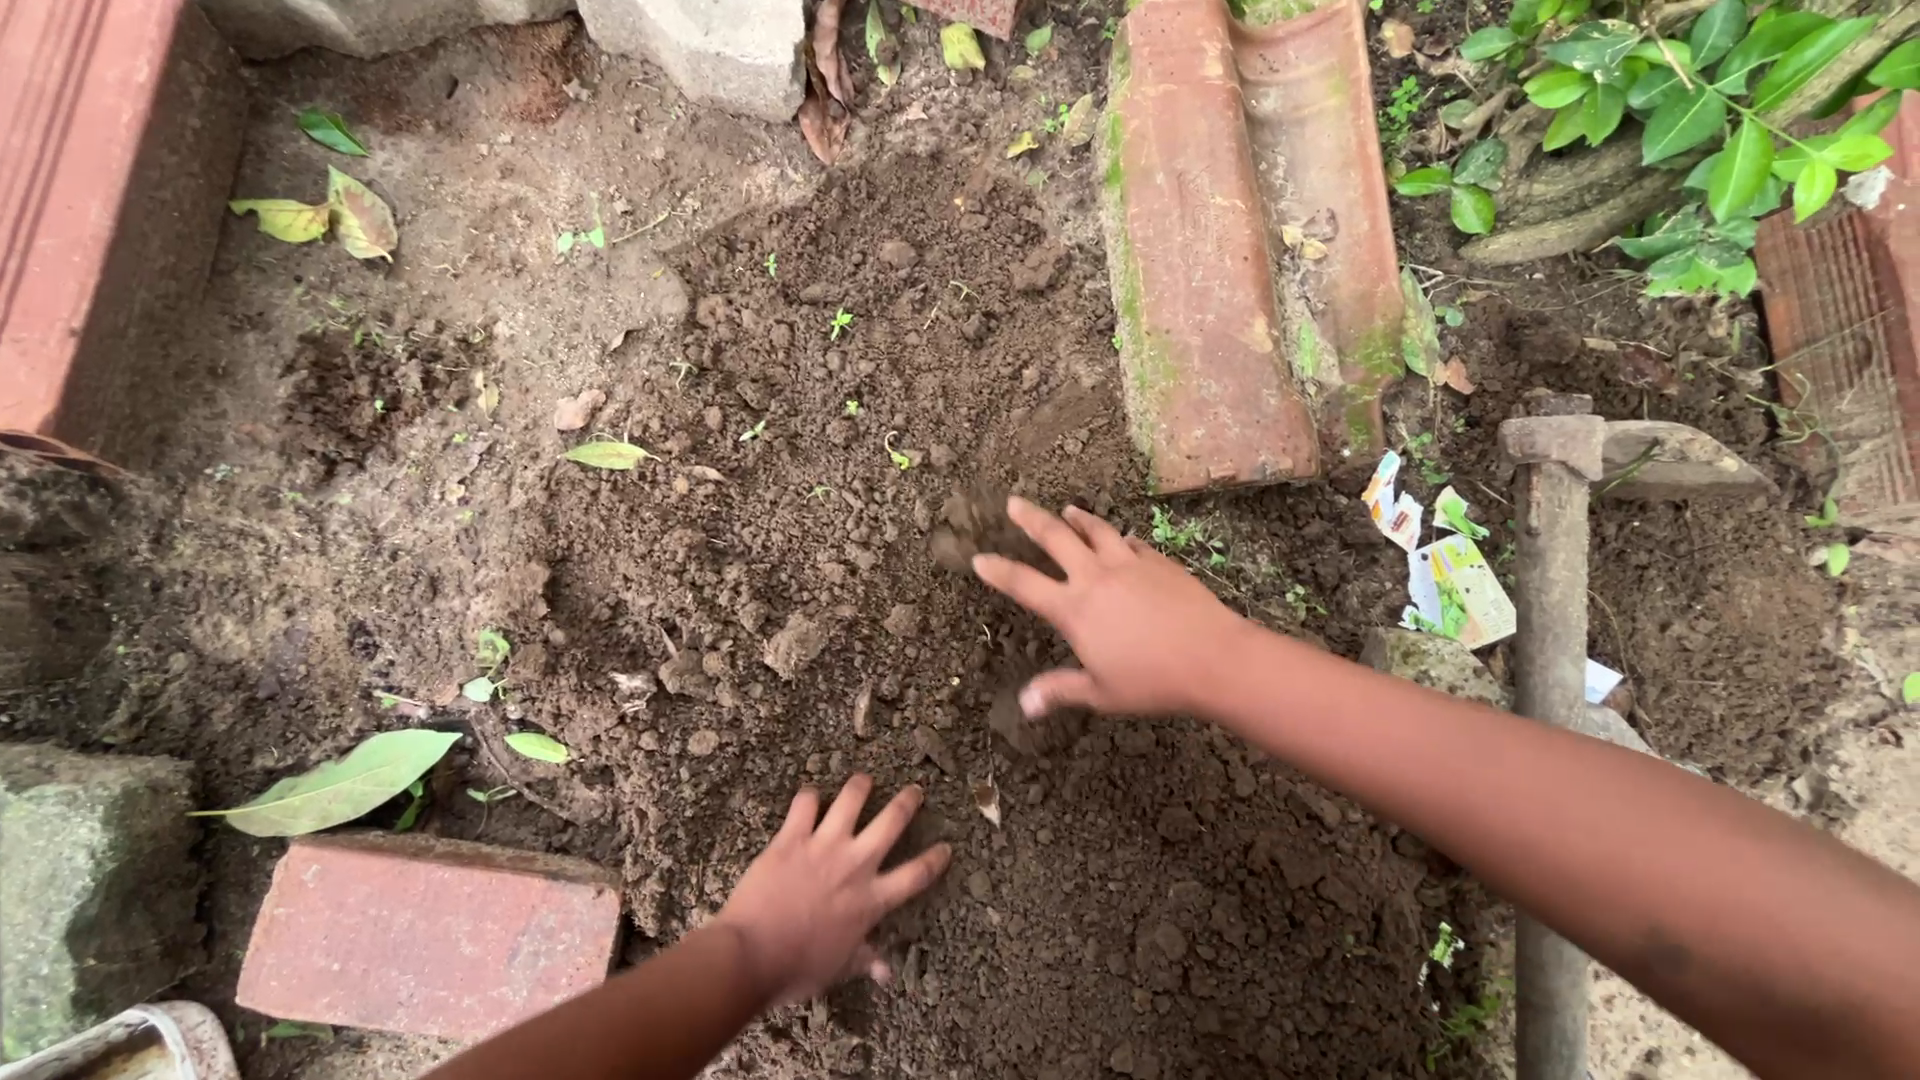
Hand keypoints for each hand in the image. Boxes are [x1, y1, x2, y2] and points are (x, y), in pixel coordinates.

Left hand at [715, 775, 950, 1005]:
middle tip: (915, 790)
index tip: (946, 847)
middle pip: (891, 822)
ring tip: (864, 779)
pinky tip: (809, 795)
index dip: (935, 860)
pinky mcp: (792, 838)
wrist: (751, 956)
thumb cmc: (796, 969)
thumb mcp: (838, 969)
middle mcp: (854, 866)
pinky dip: (808, 796)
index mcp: (870, 900)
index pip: (915, 875)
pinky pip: (805, 804)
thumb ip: (864, 960)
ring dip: (860, 786)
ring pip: (851, 799)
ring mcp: (823, 846)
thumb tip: (886, 972)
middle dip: (908, 801)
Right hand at [971, 496, 1249, 717]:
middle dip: (1031, 519)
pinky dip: (1119, 538)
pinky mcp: (1159, 563)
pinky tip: (1121, 538)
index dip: (998, 571)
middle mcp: (1096, 578)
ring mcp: (1130, 565)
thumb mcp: (1101, 693)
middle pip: (1055, 539)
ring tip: (1067, 509)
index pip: (1024, 585)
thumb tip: (1024, 704)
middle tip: (1014, 502)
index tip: (979, 558)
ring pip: (1096, 531)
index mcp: (1075, 610)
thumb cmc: (1153, 681)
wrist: (1214, 658)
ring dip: (1078, 519)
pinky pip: (1133, 543)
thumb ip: (1061, 690)